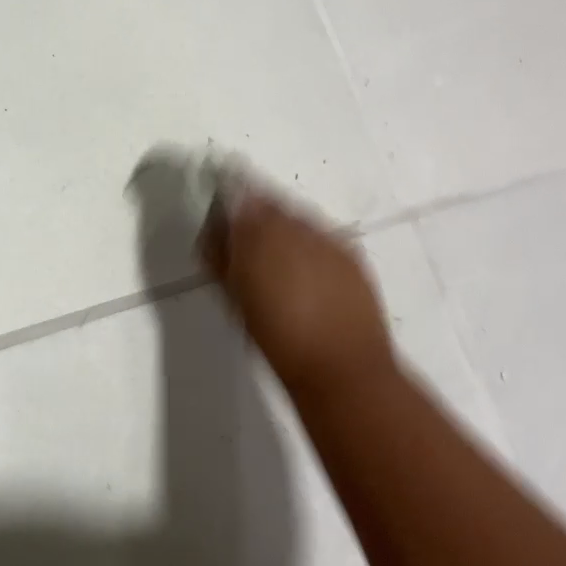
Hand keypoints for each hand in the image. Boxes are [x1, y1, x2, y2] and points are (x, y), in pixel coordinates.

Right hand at [200, 185, 395, 399]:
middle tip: (243, 238)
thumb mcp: (234, 297)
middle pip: (270, 202)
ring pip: (297, 218)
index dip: (228, 197)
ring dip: (282, 227)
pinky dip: (308, 244)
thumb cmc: (276, 338)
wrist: (343, 368)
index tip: (218, 212)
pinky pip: (322, 236)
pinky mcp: (352, 254)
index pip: (238, 196)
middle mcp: (295, 227)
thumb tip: (213, 228)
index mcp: (258, 236)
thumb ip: (221, 256)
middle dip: (255, 212)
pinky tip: (304, 270)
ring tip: (274, 258)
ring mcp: (329, 239)